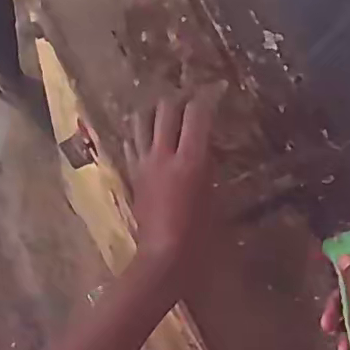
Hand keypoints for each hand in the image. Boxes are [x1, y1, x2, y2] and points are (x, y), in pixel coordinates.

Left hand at [130, 89, 217, 277]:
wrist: (163, 259)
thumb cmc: (200, 237)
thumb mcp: (216, 200)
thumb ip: (209, 169)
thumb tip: (207, 152)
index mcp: (190, 160)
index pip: (197, 113)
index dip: (208, 97)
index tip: (218, 90)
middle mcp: (163, 155)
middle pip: (167, 109)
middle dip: (180, 98)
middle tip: (193, 98)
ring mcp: (144, 164)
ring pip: (142, 121)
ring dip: (155, 111)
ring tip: (167, 110)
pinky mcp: (133, 176)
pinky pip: (132, 145)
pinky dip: (139, 134)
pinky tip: (147, 135)